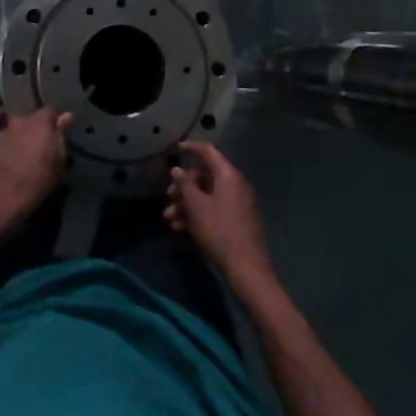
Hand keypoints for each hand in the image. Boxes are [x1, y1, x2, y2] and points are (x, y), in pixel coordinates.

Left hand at [0, 105, 72, 231]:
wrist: (6, 196)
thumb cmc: (39, 177)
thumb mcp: (59, 158)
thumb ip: (61, 134)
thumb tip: (66, 116)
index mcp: (39, 121)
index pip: (51, 110)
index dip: (56, 121)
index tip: (59, 133)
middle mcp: (20, 120)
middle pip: (33, 118)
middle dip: (39, 128)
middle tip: (44, 145)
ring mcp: (5, 131)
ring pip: (19, 128)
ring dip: (25, 135)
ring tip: (28, 153)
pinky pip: (9, 138)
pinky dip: (14, 144)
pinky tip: (16, 159)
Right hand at [165, 141, 271, 278]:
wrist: (247, 268)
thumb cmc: (219, 231)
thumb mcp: (196, 206)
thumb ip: (185, 184)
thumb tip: (177, 169)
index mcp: (228, 175)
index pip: (208, 151)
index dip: (191, 147)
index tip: (175, 149)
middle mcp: (235, 184)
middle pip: (204, 176)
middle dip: (183, 187)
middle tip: (168, 198)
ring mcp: (237, 203)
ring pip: (207, 195)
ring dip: (186, 204)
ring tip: (170, 220)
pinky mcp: (237, 220)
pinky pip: (214, 209)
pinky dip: (197, 214)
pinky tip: (181, 229)